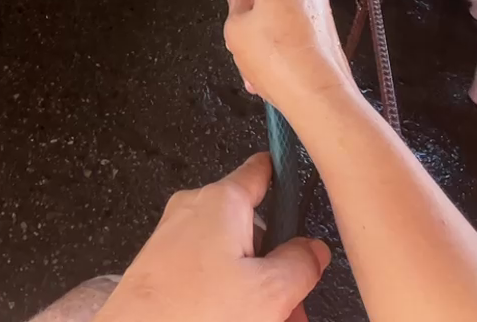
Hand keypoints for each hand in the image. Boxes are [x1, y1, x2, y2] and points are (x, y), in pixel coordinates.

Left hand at [93, 153, 330, 321]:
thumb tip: (314, 247)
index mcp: (222, 200)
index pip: (260, 170)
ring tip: (272, 321)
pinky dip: (227, 292)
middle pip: (252, 227)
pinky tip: (237, 318)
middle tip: (295, 308)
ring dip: (255, 286)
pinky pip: (206, 269)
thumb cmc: (198, 311)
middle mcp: (195, 207)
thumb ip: (300, 265)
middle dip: (277, 266)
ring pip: (230, 254)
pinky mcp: (162, 263)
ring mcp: (175, 235)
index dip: (283, 174)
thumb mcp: (268, 293)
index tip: (299, 179)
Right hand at [218, 0, 355, 115]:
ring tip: (251, 62)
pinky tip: (267, 71)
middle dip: (248, 2)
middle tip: (236, 28)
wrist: (320, 98)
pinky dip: (277, 42)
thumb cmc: (278, 61)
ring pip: (278, 7)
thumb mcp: (237, 29)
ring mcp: (318, 8)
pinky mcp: (325, 29)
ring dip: (260, 28)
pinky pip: (293, 26)